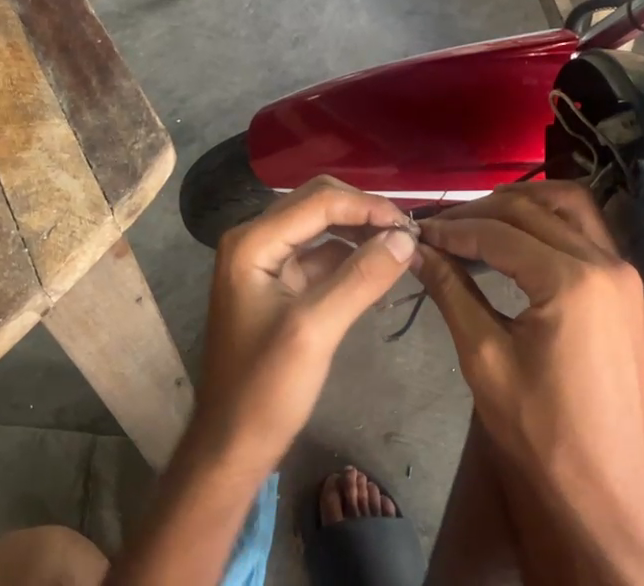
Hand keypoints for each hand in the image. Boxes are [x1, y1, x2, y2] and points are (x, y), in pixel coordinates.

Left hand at [192, 176, 419, 464]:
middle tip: (409, 234)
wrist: (231, 444)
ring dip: (360, 234)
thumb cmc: (265, 390)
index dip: (367, 206)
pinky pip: (320, 258)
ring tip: (402, 249)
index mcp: (252, 242)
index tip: (411, 226)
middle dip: (364, 213)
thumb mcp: (316, 330)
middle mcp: (254, 241)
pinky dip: (350, 259)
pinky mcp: (279, 287)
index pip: (319, 200)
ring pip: (322, 229)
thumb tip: (406, 236)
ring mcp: (265, 264)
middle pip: (318, 204)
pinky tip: (380, 271)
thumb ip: (360, 278)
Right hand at [416, 182, 643, 584]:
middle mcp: (606, 263)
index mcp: (571, 280)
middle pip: (533, 209)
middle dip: (481, 211)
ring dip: (522, 205)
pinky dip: (550, 222)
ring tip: (477, 221)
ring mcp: (623, 275)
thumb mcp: (485, 358)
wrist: (609, 489)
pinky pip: (587, 233)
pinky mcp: (627, 291)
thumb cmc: (542, 431)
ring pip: (569, 207)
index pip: (499, 232)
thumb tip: (416, 251)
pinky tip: (519, 240)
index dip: (453, 229)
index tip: (416, 232)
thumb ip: (452, 292)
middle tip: (439, 227)